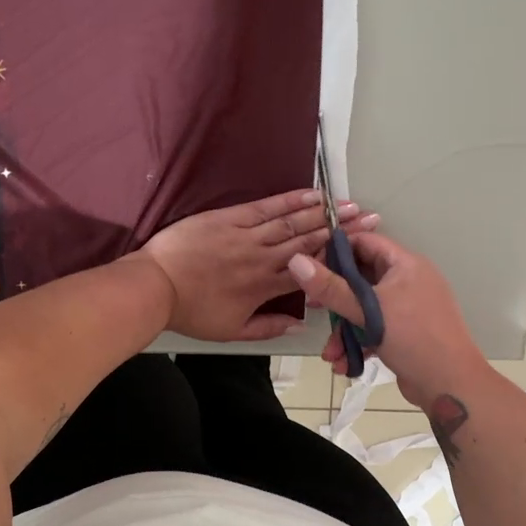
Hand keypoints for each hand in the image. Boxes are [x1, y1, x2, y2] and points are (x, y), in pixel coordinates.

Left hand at [133, 189, 377, 341]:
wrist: (156, 287)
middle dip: (340, 231)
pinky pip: (265, 207)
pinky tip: (311, 194)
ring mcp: (246, 236)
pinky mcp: (228, 219)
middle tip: (369, 218)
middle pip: (308, 242)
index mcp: (266, 288)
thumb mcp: (231, 331)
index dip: (337, 259)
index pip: (310, 271)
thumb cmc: (191, 312)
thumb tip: (299, 326)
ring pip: (291, 223)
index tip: (362, 249)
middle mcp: (263, 260)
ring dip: (322, 212)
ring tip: (347, 204)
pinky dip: (289, 200)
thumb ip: (267, 328)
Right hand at [285, 233, 489, 409]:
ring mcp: (408, 307)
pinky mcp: (405, 331)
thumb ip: (330, 287)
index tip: (309, 269)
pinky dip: (357, 342)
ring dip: (343, 329)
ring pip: (363, 307)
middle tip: (313, 308)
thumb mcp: (367, 311)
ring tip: (331, 352)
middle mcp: (408, 280)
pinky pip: (373, 327)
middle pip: (360, 277)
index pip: (364, 242)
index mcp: (405, 265)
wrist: (451, 386)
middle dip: (334, 299)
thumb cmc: (413, 338)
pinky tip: (344, 362)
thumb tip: (294, 260)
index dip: (334, 251)